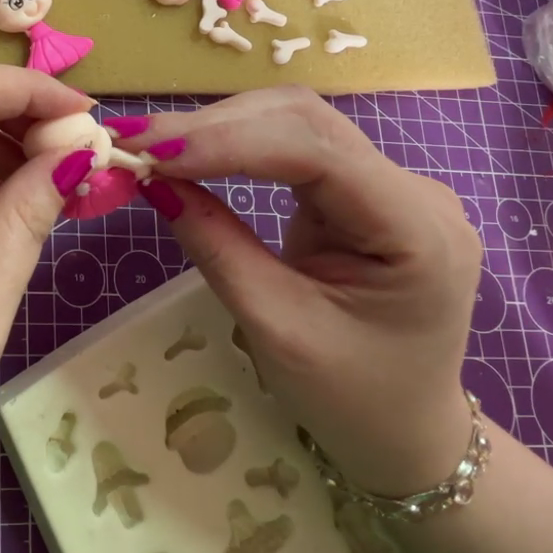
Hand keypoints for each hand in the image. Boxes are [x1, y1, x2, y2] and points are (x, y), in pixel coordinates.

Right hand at [119, 86, 482, 497]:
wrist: (404, 431)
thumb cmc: (349, 396)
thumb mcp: (275, 326)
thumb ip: (216, 245)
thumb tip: (151, 180)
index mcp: (417, 230)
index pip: (315, 151)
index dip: (229, 141)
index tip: (152, 152)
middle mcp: (412, 188)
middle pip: (303, 121)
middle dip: (214, 126)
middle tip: (135, 142)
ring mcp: (388, 182)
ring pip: (293, 121)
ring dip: (216, 127)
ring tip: (150, 144)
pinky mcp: (357, 187)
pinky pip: (289, 145)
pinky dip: (231, 142)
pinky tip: (189, 151)